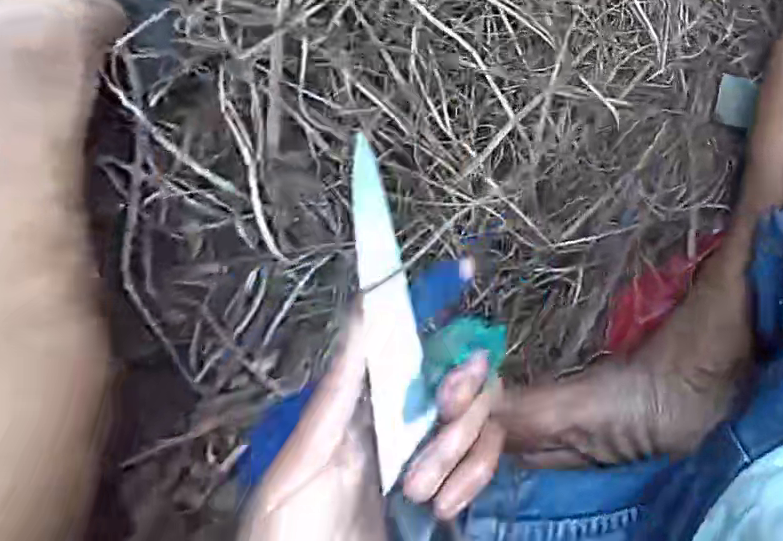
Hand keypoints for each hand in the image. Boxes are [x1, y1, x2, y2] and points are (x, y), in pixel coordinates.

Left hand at [238, 316, 505, 540]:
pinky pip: (490, 452)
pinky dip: (475, 474)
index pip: (406, 338)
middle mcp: (407, 415)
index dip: (434, 298)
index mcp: (365, 404)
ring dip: (459, 443)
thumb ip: (337, 395)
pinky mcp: (459, 480)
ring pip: (482, 407)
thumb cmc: (292, 540)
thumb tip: (363, 311)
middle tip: (446, 406)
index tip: (465, 269)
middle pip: (461, 367)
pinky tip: (446, 507)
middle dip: (463, 383)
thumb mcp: (298, 470)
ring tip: (420, 491)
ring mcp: (437, 447)